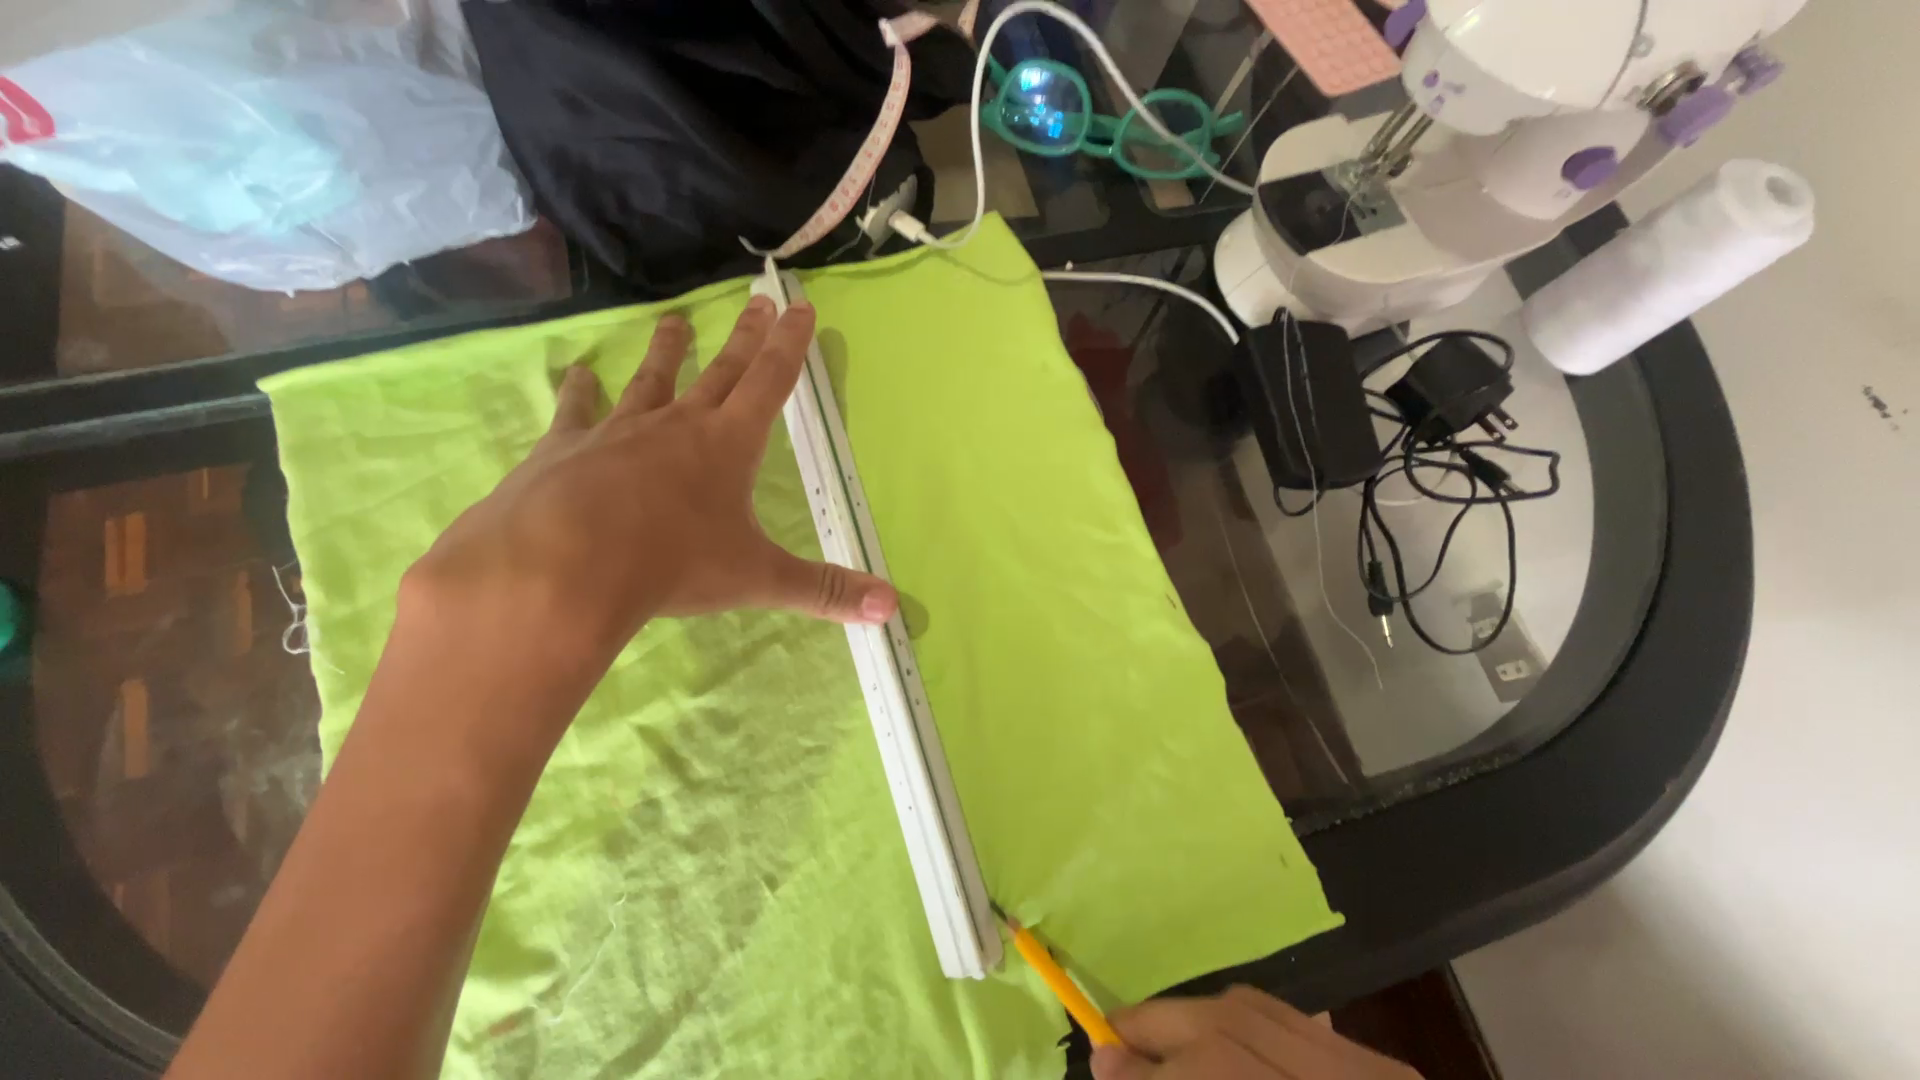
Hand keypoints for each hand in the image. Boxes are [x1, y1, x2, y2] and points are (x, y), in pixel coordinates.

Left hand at [398, 296, 897, 693]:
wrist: (563, 566)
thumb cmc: (671, 565)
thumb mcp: (757, 579)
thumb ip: (823, 591)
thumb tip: (890, 607)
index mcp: (728, 445)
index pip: (770, 383)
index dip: (789, 346)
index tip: (798, 306)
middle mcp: (676, 424)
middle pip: (720, 372)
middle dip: (744, 338)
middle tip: (757, 301)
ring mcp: (617, 431)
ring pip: (650, 381)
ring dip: (667, 352)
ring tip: (676, 321)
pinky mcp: (565, 449)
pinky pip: (577, 412)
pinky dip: (579, 392)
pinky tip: (577, 374)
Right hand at [1092, 987, 1421, 1079]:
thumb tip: (1115, 1068)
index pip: (1219, 1070)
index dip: (1149, 1071)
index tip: (1100, 1066)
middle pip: (1233, 1029)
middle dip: (1158, 1030)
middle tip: (1111, 1045)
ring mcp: (1371, 1074)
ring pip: (1258, 1010)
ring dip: (1190, 1018)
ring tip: (1150, 1039)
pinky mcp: (1381, 1064)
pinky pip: (1289, 1017)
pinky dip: (1235, 1020)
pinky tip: (1209, 1038)